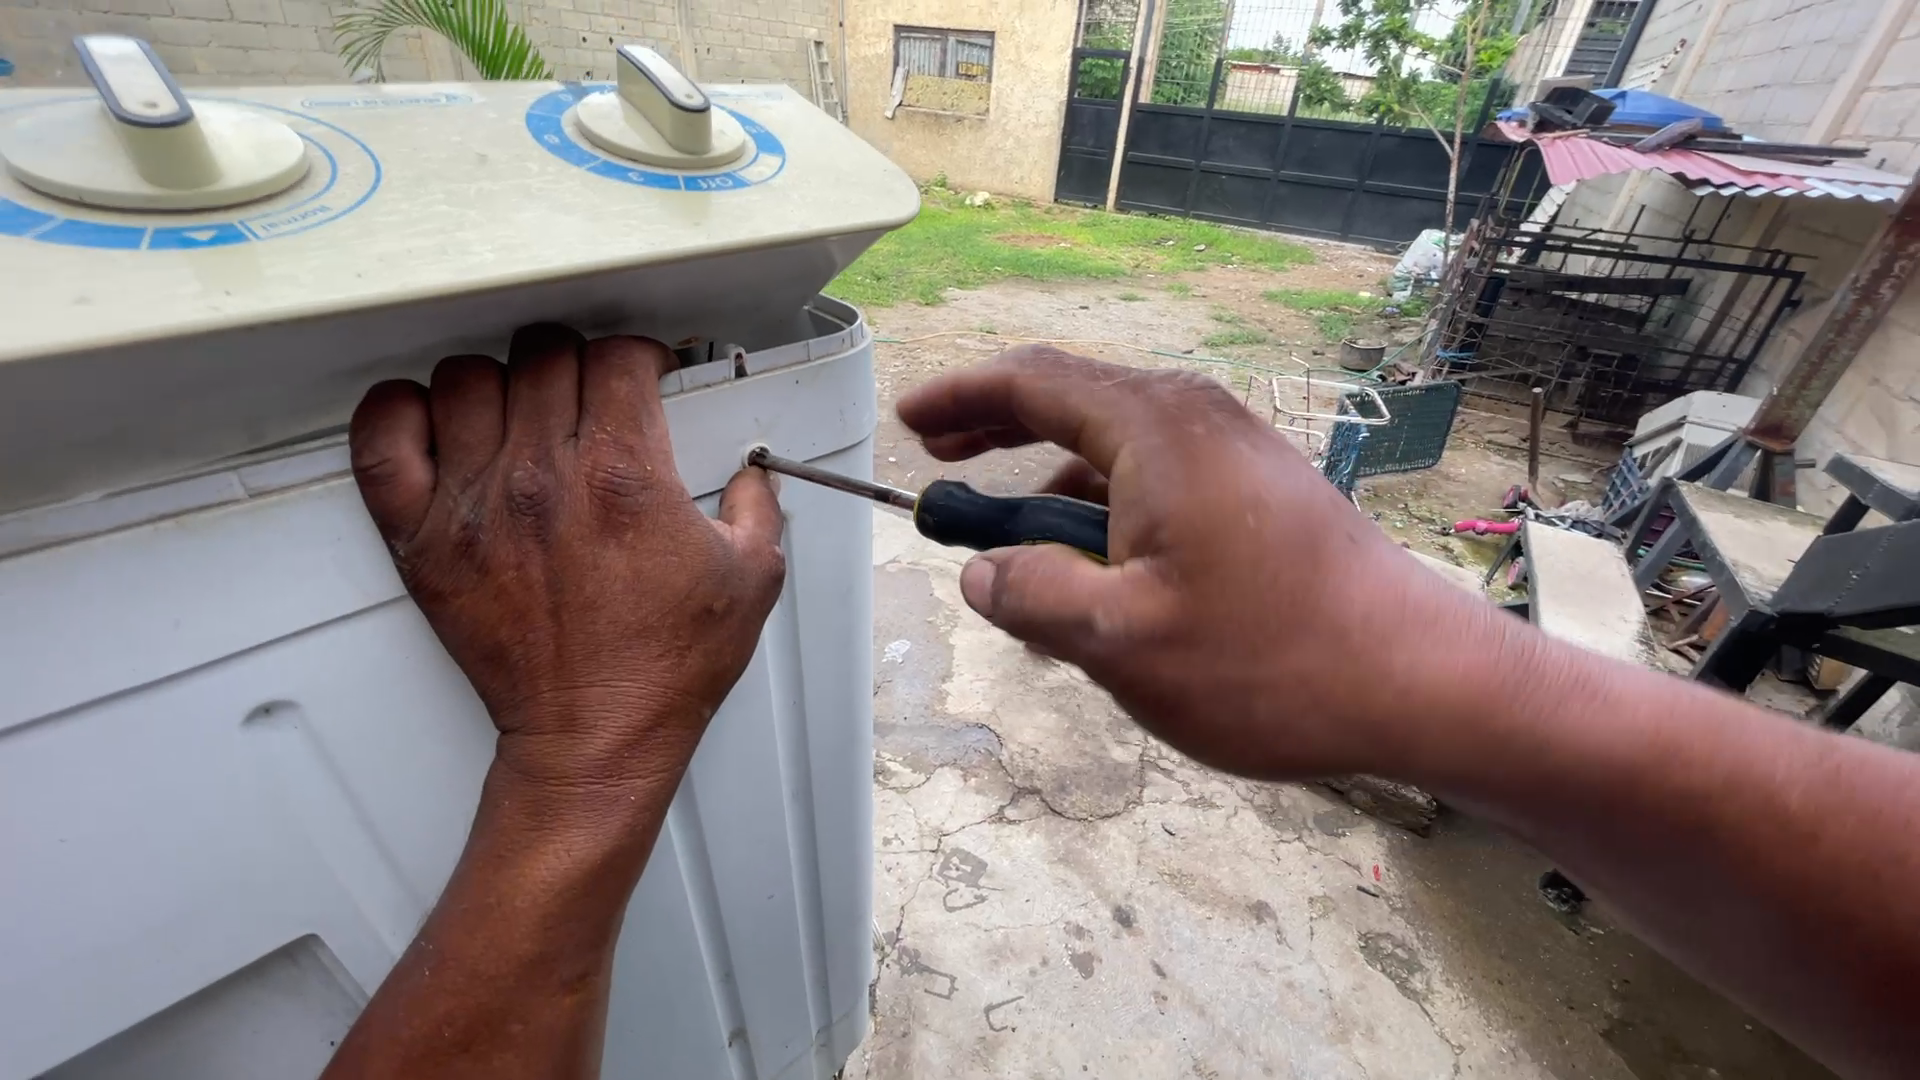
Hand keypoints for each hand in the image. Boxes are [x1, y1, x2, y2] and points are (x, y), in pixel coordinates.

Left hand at [348, 324, 785, 808]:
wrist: (598, 732)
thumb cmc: (668, 662)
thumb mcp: (754, 576)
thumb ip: (759, 505)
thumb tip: (751, 473)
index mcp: (625, 477)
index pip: (617, 359)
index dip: (641, 354)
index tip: (650, 372)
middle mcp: (543, 477)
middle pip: (545, 355)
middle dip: (583, 359)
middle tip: (599, 389)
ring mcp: (475, 505)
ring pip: (468, 379)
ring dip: (507, 379)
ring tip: (531, 406)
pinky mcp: (426, 540)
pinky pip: (383, 439)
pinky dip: (402, 410)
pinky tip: (441, 418)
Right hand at [896, 346, 1526, 780]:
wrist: (1426, 685)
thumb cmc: (1270, 660)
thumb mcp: (1121, 640)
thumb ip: (1031, 596)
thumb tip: (980, 575)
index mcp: (1155, 428)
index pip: (1031, 381)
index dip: (959, 397)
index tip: (909, 420)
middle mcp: (1193, 420)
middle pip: (1070, 404)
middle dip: (996, 430)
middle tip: (942, 458)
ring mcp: (1231, 455)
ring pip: (1111, 458)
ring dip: (1052, 496)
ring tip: (1016, 561)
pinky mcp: (1253, 495)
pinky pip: (1152, 491)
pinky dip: (1103, 521)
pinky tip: (1092, 582)